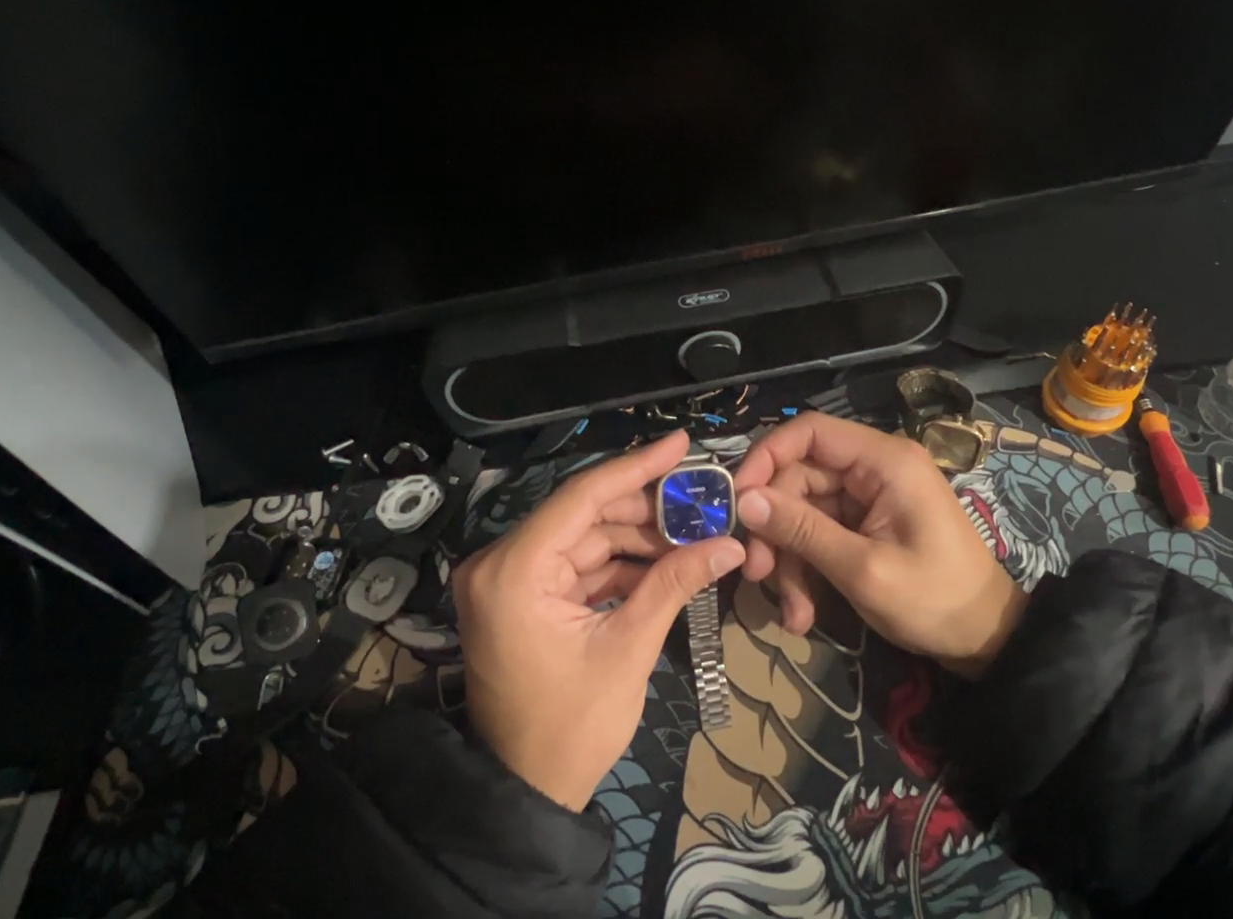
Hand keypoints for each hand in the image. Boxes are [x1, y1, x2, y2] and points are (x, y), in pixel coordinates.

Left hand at [454, 431, 744, 810]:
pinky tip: (665, 564)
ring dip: (638, 539)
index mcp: (513, 571)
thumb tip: (730, 543)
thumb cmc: (572, 727)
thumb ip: (674, 585)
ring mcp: (509, 580)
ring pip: (585, 538)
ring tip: (694, 538)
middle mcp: (501, 563)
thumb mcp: (628, 649)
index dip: (636, 467)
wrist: (526, 790)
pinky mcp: (523, 597)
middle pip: (584, 515)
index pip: (582, 497)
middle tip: (703, 504)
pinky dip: (619, 565)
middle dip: (646, 510)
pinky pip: (577, 565)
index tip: (681, 443)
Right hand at [734, 412, 1026, 678]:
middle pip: (799, 478)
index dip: (766, 458)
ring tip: (791, 613)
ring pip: (803, 512)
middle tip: (755, 574)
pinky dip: (806, 570)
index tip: (737, 501)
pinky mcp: (865, 525)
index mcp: (884, 461)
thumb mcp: (863, 569)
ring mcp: (868, 498)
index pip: (809, 432)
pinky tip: (803, 613)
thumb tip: (745, 499)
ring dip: (788, 561)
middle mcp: (873, 469)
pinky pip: (819, 535)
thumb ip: (802, 531)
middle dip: (774, 528)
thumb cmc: (934, 600)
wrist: (985, 639)